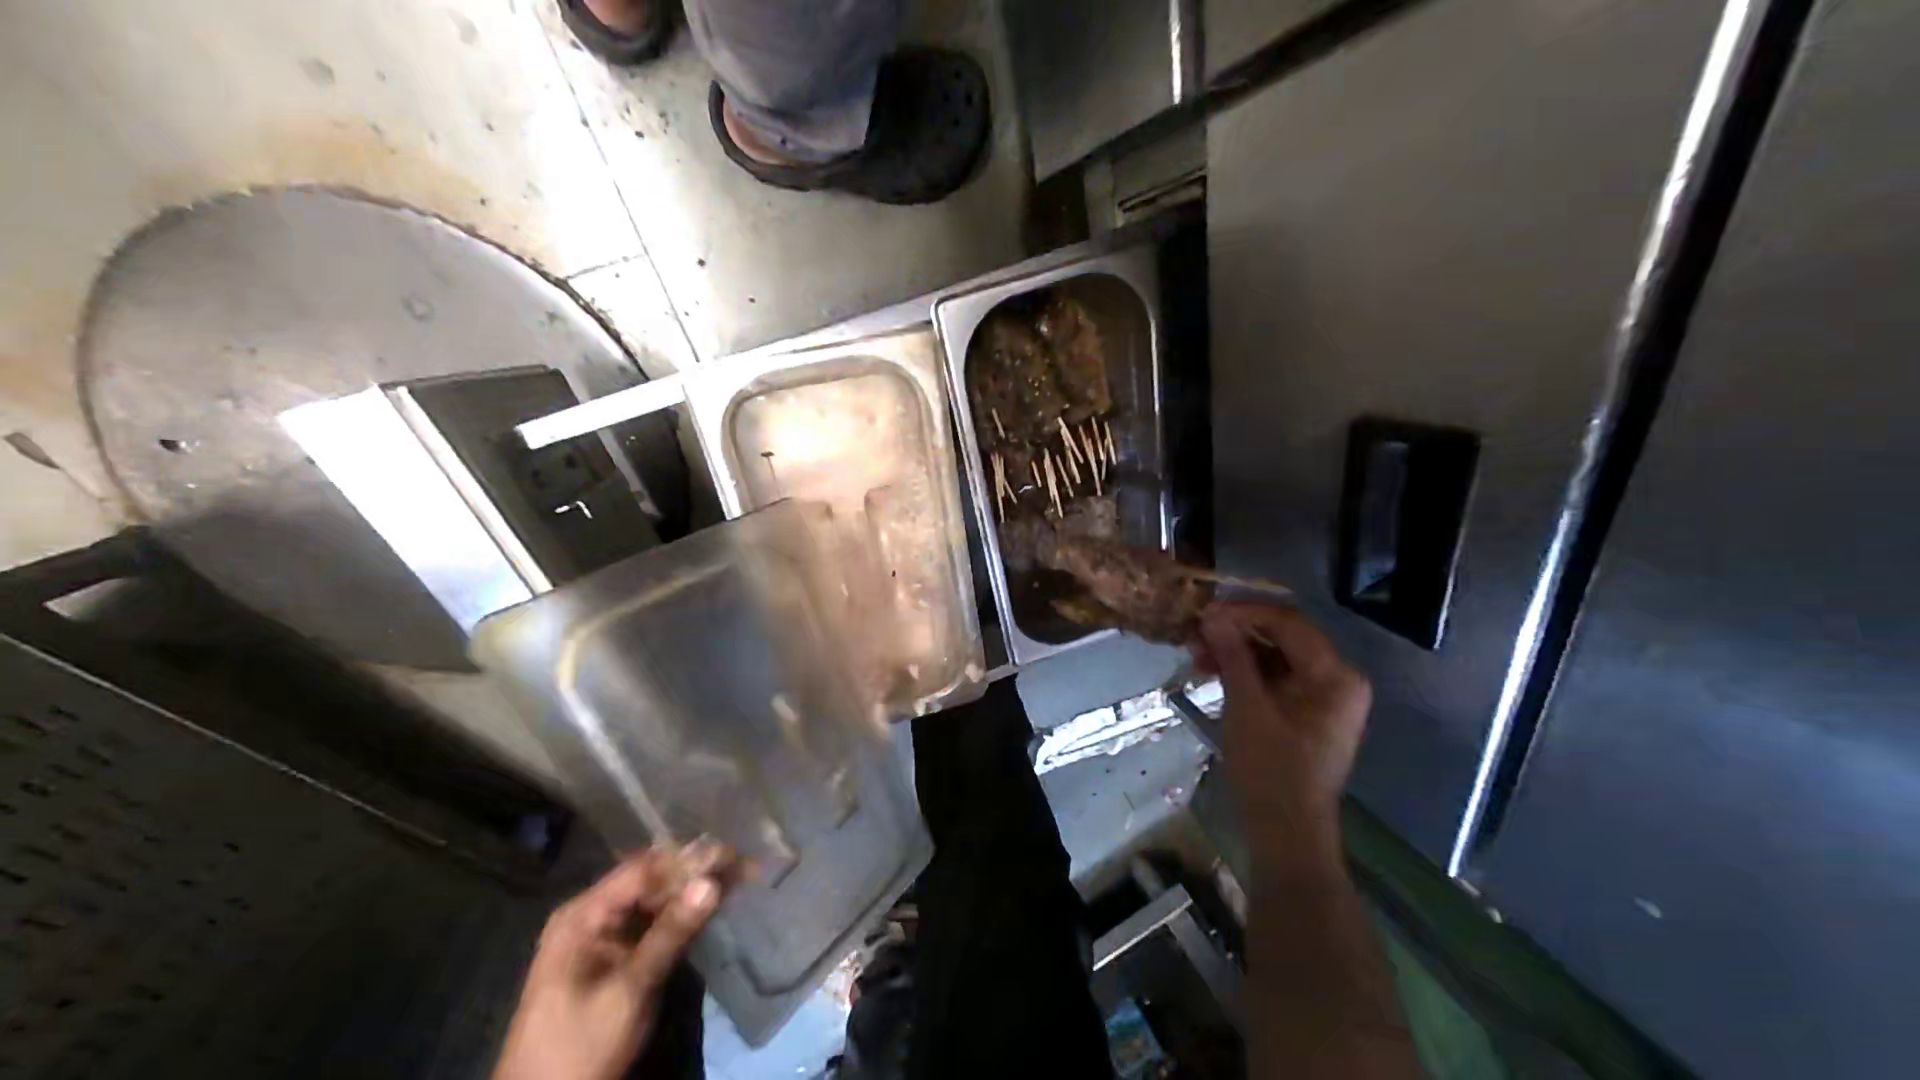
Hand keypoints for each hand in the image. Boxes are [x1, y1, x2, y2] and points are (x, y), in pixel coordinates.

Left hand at [493, 843, 734, 1079]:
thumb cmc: (580, 1046)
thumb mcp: (628, 990)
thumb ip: (670, 933)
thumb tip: (712, 882)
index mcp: (583, 915)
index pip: (643, 871)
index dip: (687, 860)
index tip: (730, 853)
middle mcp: (593, 915)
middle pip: (652, 880)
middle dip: (697, 871)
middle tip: (743, 863)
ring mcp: (606, 936)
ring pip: (658, 899)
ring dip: (696, 888)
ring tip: (741, 875)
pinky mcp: (619, 956)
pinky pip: (656, 922)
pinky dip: (686, 912)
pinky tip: (717, 902)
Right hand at [1195, 601, 1371, 864]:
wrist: (1286, 831)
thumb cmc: (1270, 769)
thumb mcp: (1247, 707)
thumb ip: (1232, 656)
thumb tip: (1212, 615)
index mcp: (1336, 676)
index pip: (1289, 623)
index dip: (1245, 613)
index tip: (1205, 612)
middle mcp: (1339, 679)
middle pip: (1285, 637)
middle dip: (1238, 632)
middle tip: (1196, 634)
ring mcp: (1326, 697)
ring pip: (1277, 657)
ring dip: (1238, 652)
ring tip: (1197, 656)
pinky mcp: (1309, 712)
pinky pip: (1278, 678)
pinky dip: (1247, 673)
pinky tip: (1214, 673)